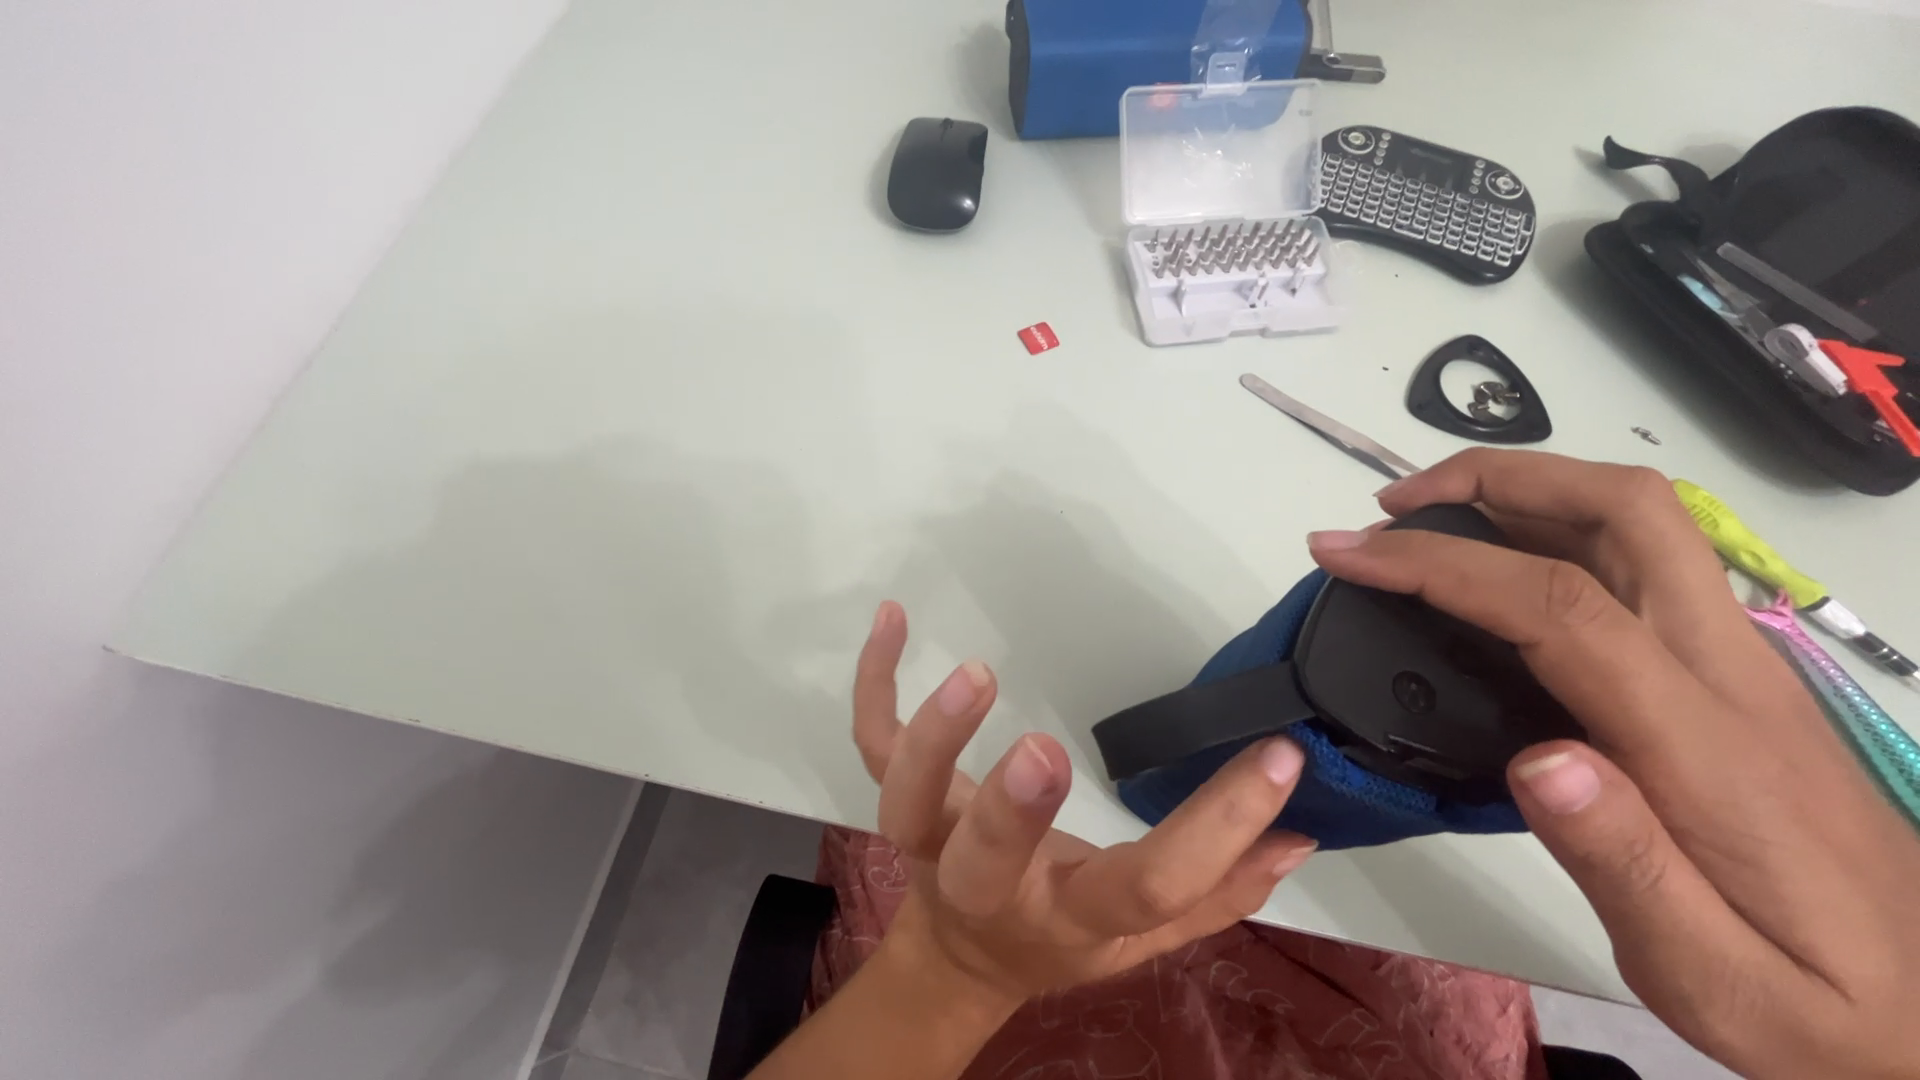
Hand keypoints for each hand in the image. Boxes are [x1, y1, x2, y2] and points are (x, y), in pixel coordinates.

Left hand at [851, 602, 1317, 1006]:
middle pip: (987, 861)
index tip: (1278, 757)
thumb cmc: (1057, 938)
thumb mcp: (1141, 937)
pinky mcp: (899, 799)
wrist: (961, 956)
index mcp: (1070, 916)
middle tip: (1046, 750)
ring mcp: (931, 840)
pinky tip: (894, 617)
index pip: (1146, 887)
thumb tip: (1298, 835)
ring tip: (976, 672)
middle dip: (1011, 813)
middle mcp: (991, 886)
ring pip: (907, 800)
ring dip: (933, 739)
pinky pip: (870, 740)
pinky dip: (873, 681)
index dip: (1215, 833)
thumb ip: (1217, 891)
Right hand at [1307, 449, 1919, 1079]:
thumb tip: (1535, 758)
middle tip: (1392, 504)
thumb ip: (1624, 866)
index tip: (1344, 552)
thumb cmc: (1813, 1003)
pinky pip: (1637, 557)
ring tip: (1424, 520)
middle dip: (1494, 478)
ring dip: (1522, 490)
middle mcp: (1728, 670)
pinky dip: (1549, 528)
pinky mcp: (1729, 669)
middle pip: (1624, 509)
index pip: (1558, 606)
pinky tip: (1493, 573)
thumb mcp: (1714, 979)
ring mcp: (1737, 659)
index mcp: (1704, 742)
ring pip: (1638, 518)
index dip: (1438, 562)